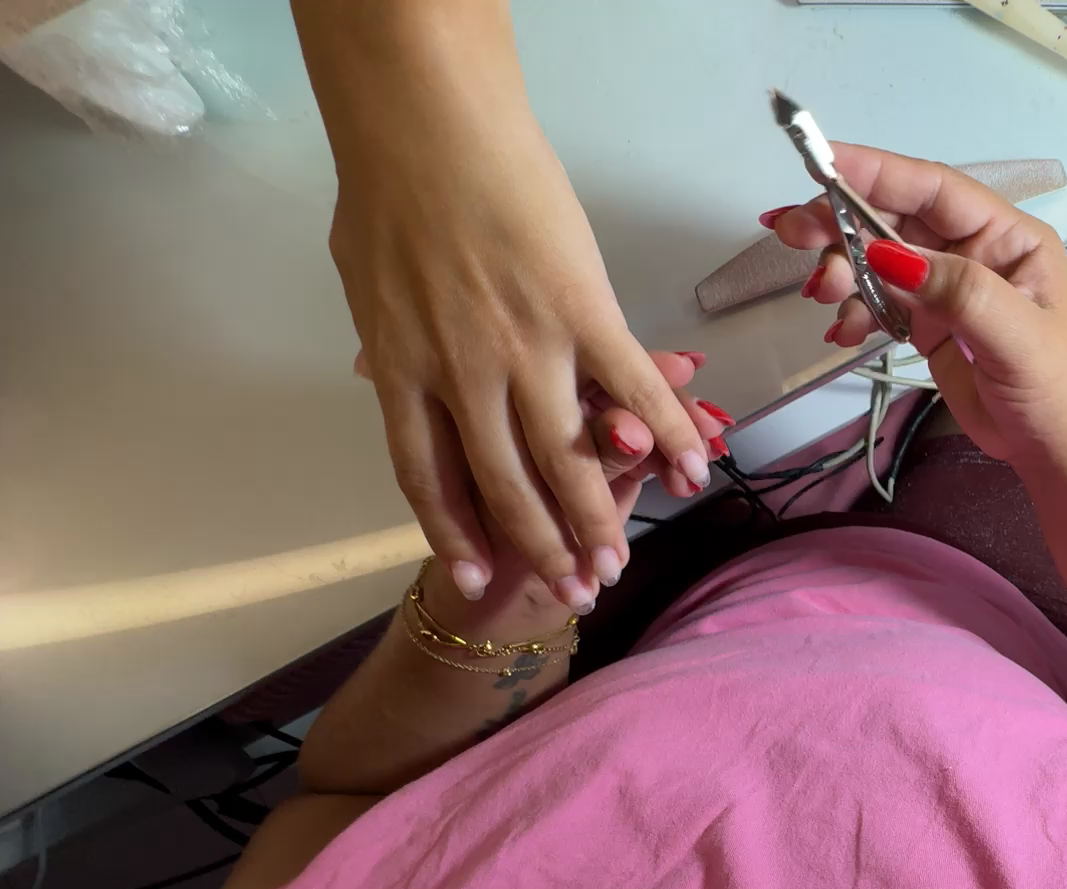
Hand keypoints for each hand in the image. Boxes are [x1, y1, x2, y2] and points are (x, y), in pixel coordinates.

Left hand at [329, 112, 718, 612]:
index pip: (428, 474)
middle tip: (576, 592)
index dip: (455, 532)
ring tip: (620, 562)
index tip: (478, 578)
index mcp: (406, 368)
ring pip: (569, 455)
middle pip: (507, 482)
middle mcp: (465, 375)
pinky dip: (669, 436)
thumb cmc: (393, 190)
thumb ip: (392, 350)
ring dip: (599, 516)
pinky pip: (635, 392)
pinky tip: (695, 474)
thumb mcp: (368, 285)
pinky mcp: (587, 316)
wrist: (426, 117)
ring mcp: (530, 349)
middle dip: (542, 546)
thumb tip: (394, 385)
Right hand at [768, 145, 1066, 470]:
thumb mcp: (1015, 338)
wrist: (1048, 449)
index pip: (935, 189)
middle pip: (896, 219)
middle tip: (792, 233)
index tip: (821, 166)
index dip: (877, 172)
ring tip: (823, 299)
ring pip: (880, 260)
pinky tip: (842, 332)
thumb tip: (887, 254)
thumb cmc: (1052, 392)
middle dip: (842, 222)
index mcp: (1007, 238)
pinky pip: (879, 303)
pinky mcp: (927, 323)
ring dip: (844, 272)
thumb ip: (958, 292)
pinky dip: (854, 312)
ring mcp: (947, 288)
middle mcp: (974, 253)